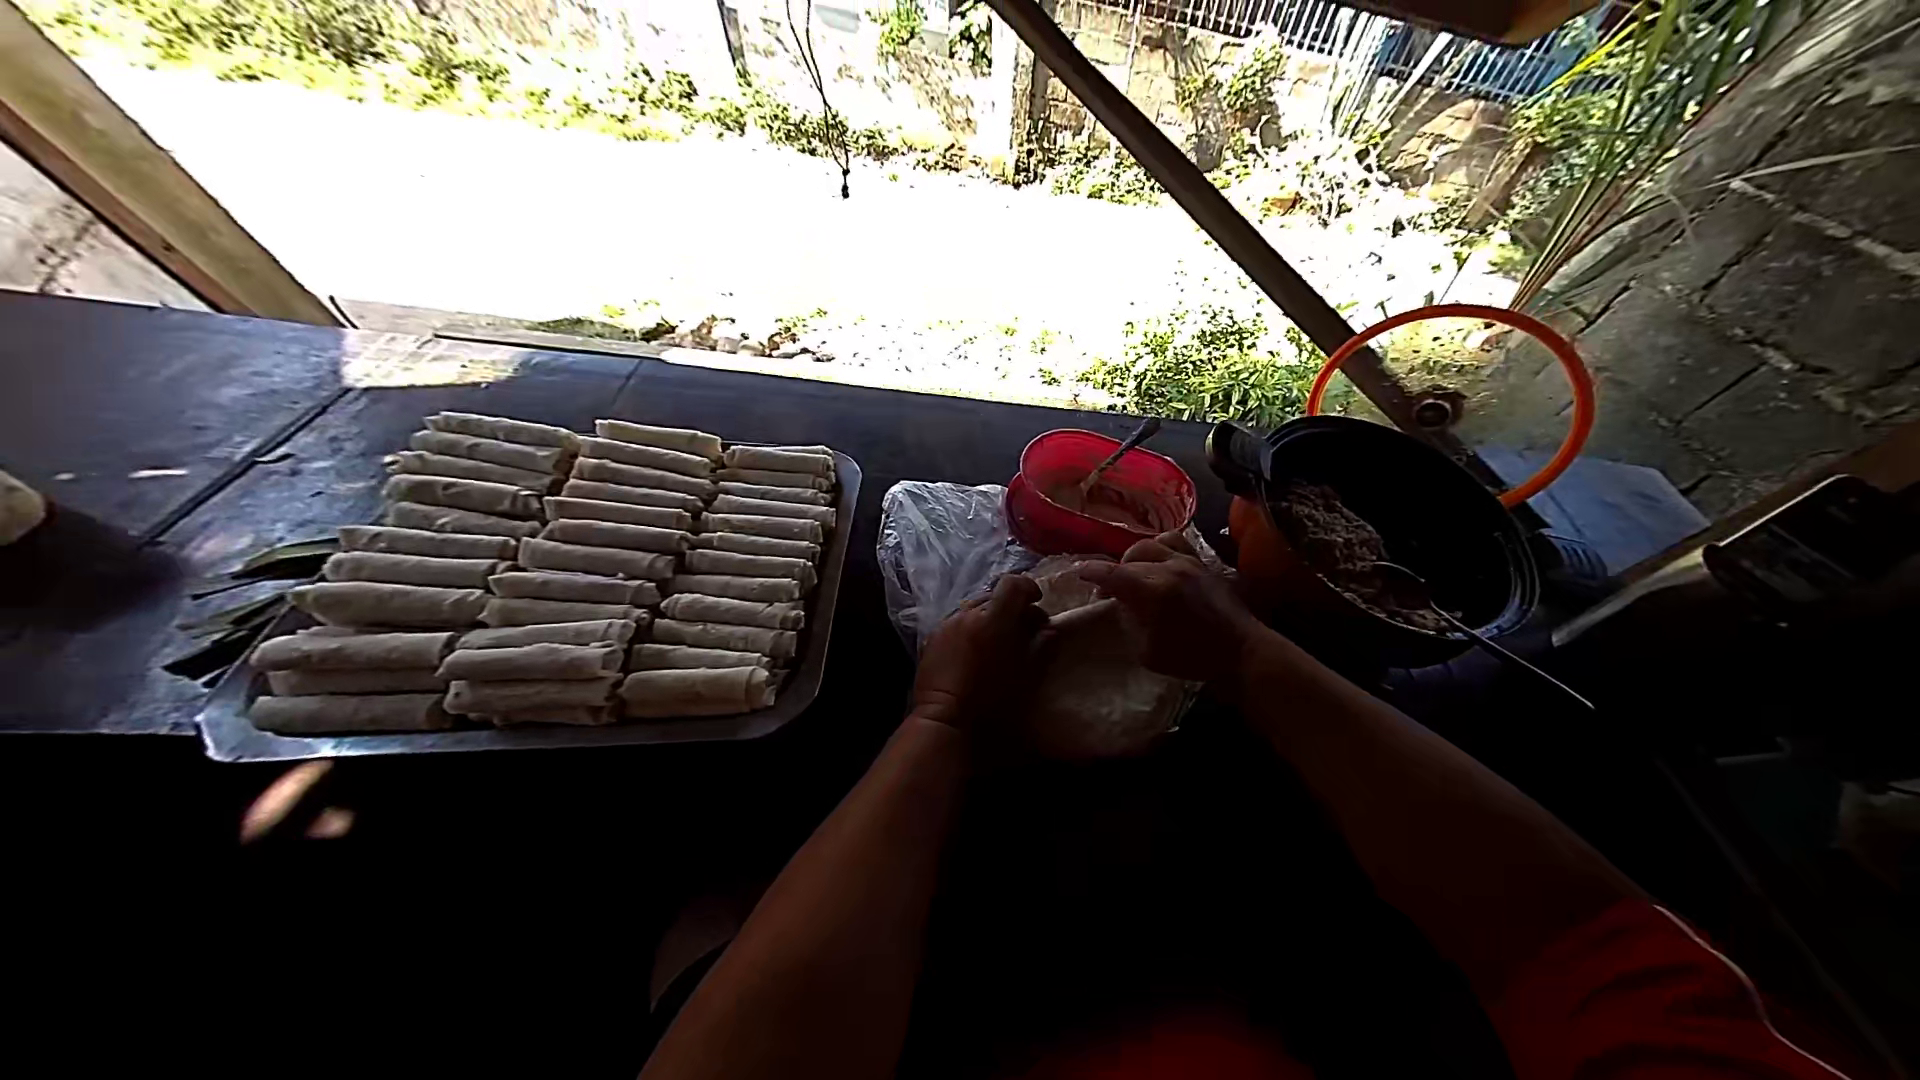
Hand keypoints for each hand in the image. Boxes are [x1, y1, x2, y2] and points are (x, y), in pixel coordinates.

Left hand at [910, 573, 1049, 732]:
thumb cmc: (991, 700)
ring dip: (988, 617)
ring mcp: (946, 624)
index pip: (1012, 584)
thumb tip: (1051, 630)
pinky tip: (973, 650)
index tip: (1037, 601)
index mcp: (994, 618)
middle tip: (1023, 628)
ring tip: (996, 640)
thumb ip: (1042, 647)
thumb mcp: (1026, 675)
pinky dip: (969, 628)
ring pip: (972, 608)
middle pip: (993, 595)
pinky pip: (955, 622)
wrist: (944, 718)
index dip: (1028, 587)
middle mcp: (968, 613)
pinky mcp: (931, 638)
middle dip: (1010, 606)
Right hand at [1077, 531, 1269, 683]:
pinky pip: (1175, 540)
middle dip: (1114, 571)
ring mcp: (1188, 561)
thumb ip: (1129, 622)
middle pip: (1129, 557)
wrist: (1241, 651)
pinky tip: (1159, 561)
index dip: (1091, 572)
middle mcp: (1169, 568)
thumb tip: (1121, 604)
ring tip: (1134, 572)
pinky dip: (1160, 546)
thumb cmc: (1192, 658)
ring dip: (1135, 557)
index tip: (1079, 573)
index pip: (1112, 574)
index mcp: (1153, 591)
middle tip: (1110, 589)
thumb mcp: (1147, 651)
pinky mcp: (1202, 562)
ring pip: (1150, 543)